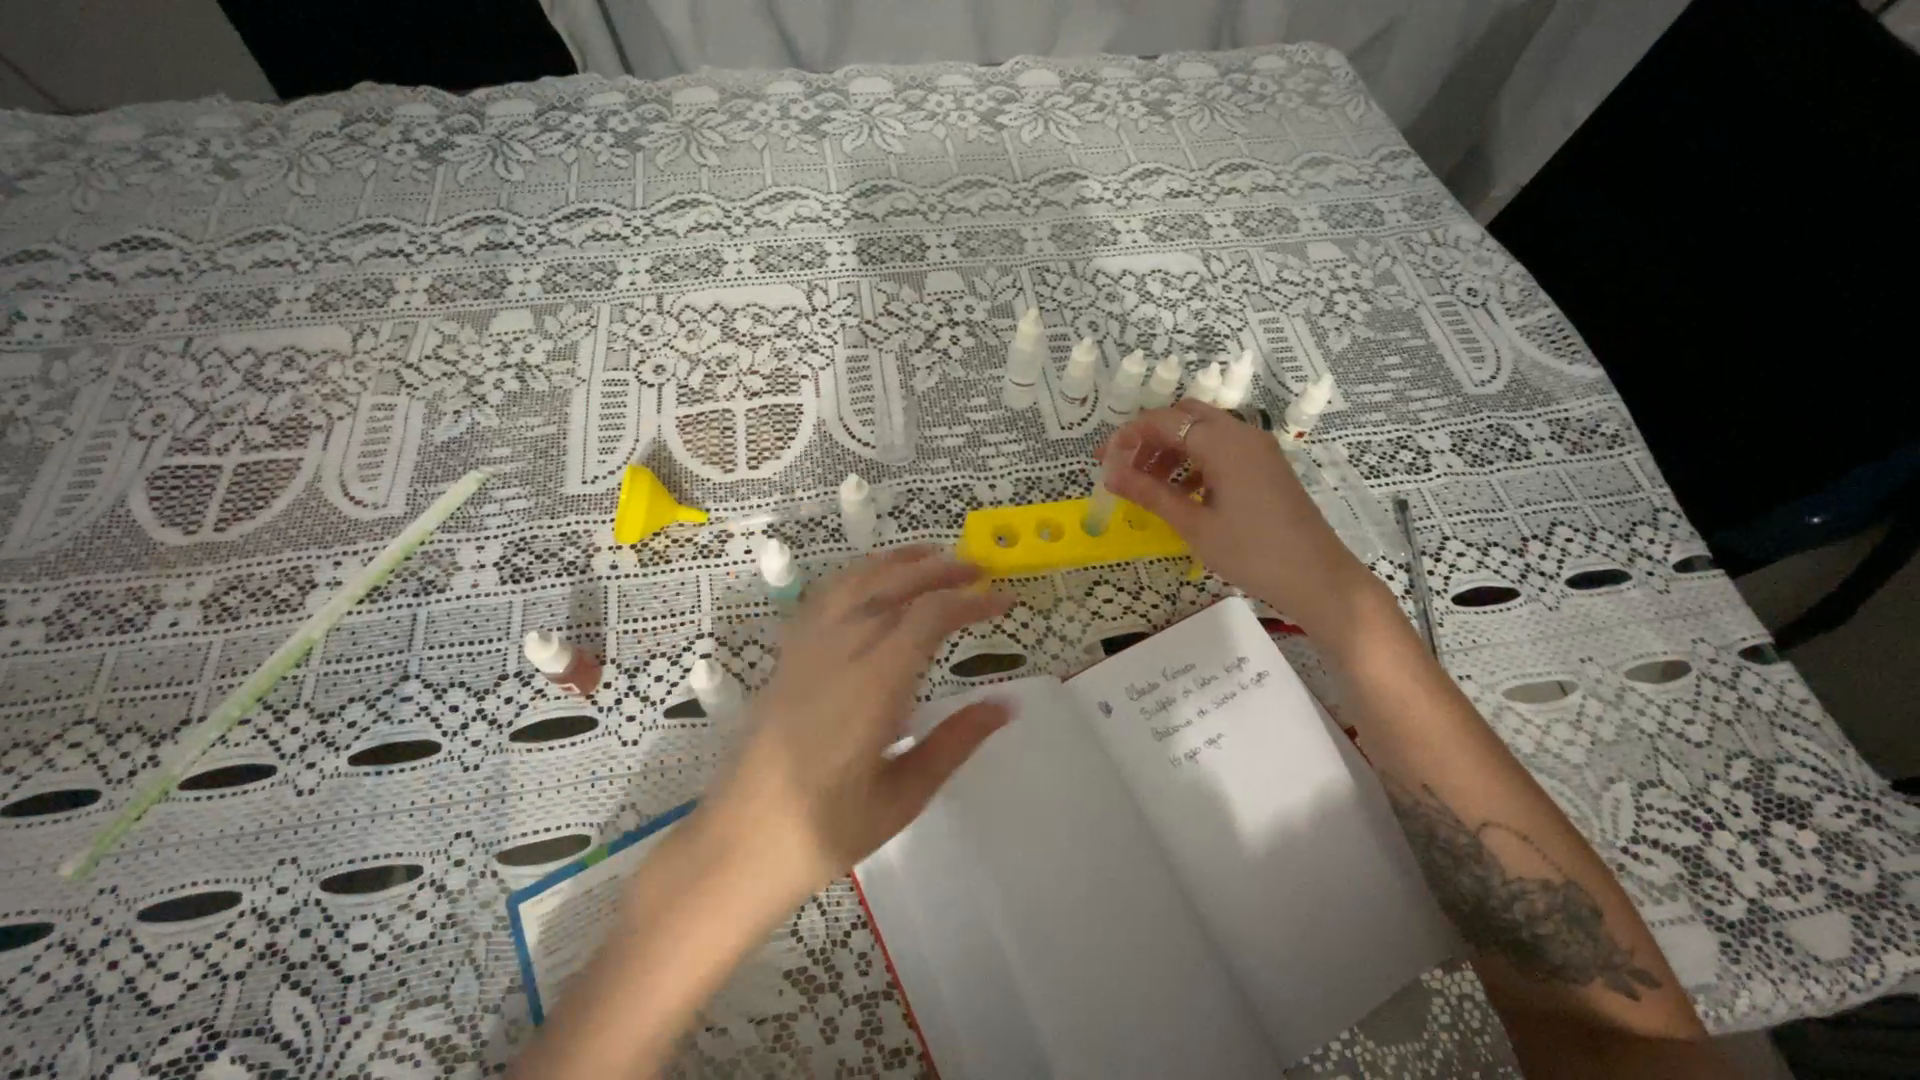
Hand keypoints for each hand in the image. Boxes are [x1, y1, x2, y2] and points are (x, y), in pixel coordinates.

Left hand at [691, 546, 1013, 904]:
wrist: (739, 845)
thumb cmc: (826, 831)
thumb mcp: (903, 796)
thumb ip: (955, 742)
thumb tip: (1006, 704)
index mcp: (872, 686)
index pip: (927, 618)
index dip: (970, 601)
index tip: (1004, 600)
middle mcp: (836, 654)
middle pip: (890, 587)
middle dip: (938, 571)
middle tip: (978, 569)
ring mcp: (803, 652)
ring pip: (852, 583)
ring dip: (894, 563)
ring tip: (929, 556)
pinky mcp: (784, 661)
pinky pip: (821, 600)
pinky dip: (854, 578)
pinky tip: (868, 584)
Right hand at [1098, 401, 1389, 642]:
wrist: (1317, 578)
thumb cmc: (1251, 553)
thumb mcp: (1194, 524)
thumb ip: (1150, 493)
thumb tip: (1109, 474)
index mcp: (1224, 442)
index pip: (1164, 422)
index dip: (1127, 437)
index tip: (1101, 461)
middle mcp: (1242, 434)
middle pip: (1185, 417)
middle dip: (1149, 437)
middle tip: (1123, 467)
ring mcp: (1258, 449)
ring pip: (1203, 432)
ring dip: (1171, 449)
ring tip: (1146, 485)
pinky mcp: (1265, 467)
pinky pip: (1221, 449)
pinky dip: (1194, 461)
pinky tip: (1180, 492)